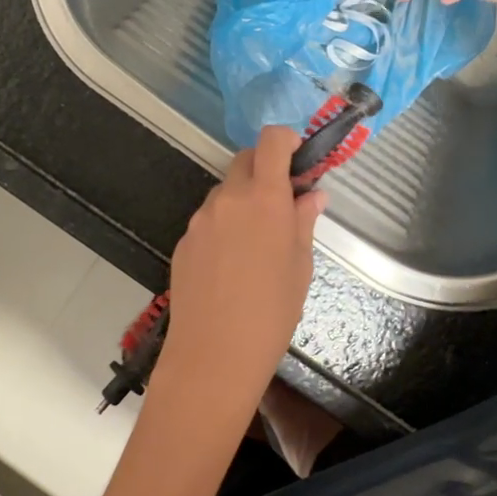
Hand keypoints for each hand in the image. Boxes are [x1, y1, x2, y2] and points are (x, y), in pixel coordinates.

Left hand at [162, 126, 324, 394]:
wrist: (214, 354)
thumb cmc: (271, 312)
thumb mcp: (300, 266)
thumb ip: (303, 222)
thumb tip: (312, 195)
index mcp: (264, 198)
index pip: (271, 141)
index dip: (286, 141)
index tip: (299, 159)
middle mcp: (228, 198)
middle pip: (246, 161)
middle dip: (266, 170)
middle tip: (283, 202)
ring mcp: (201, 219)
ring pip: (225, 192)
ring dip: (243, 200)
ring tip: (258, 243)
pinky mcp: (184, 240)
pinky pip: (209, 220)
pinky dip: (224, 226)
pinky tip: (232, 264)